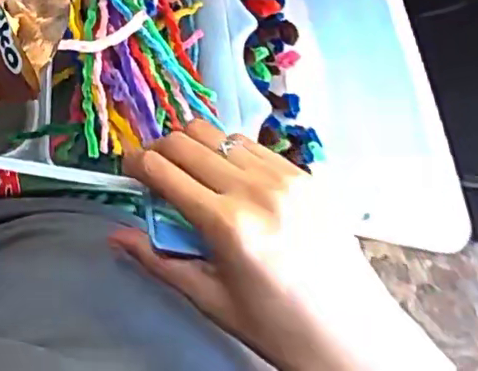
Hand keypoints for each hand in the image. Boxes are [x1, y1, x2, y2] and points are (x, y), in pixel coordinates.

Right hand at [112, 120, 449, 370]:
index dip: (134, 163)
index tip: (127, 169)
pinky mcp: (304, 175)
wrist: (362, 343)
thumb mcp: (213, 301)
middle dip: (158, 150)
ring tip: (192, 174)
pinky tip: (229, 179)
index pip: (161, 169)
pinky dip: (227, 152)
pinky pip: (248, 144)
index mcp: (229, 226)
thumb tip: (115, 235)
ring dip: (193, 147)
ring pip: (214, 133)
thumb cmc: (281, 331)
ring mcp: (283, 178)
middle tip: (154, 171)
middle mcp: (254, 191)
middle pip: (183, 141)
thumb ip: (159, 260)